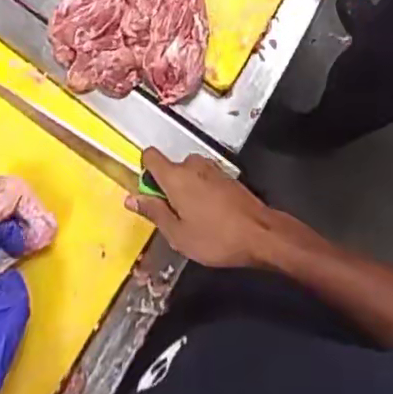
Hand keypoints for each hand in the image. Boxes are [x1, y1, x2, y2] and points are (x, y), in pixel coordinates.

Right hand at [126, 150, 301, 269]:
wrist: (260, 234)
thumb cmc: (215, 237)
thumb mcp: (177, 234)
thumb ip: (153, 212)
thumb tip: (131, 198)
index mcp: (176, 176)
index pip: (150, 156)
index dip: (145, 171)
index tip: (150, 194)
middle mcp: (193, 164)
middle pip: (170, 168)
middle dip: (167, 188)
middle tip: (174, 217)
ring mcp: (212, 168)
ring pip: (188, 174)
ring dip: (186, 190)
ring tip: (194, 219)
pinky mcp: (227, 175)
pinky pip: (204, 178)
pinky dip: (202, 191)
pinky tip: (211, 215)